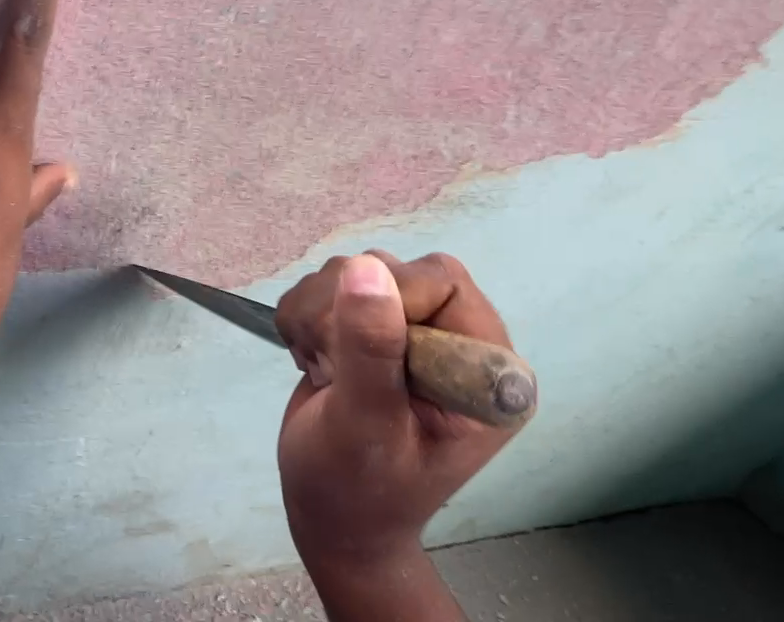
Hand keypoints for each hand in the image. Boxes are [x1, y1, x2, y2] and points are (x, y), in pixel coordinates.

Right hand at [274, 251, 523, 572]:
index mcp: (483, 364)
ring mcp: (408, 331)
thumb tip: (366, 268)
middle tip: (335, 371)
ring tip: (326, 373)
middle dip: (339, 312)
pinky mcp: (367, 327)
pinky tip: (315, 361)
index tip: (353, 352)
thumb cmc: (356, 487)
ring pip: (348, 272)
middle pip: (389, 269)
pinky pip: (323, 285)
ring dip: (315, 318)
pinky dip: (301, 318)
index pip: (440, 280)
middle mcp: (452, 338)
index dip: (389, 299)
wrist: (329, 514)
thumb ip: (371, 350)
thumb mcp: (366, 426)